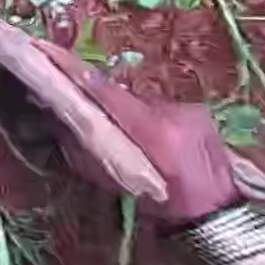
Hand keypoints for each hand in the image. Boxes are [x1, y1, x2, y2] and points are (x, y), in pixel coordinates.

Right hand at [38, 44, 238, 224]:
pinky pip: (157, 106)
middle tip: (69, 94)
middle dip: (91, 93)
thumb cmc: (157, 202)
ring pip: (137, 99)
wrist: (220, 217)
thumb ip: (81, 147)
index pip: (102, 88)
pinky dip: (143, 116)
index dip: (70, 67)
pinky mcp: (199, 112)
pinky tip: (145, 136)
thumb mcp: (110, 180)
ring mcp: (189, 108)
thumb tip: (52, 118)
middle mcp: (171, 110)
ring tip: (116, 129)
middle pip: (117, 91)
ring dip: (120, 109)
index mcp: (150, 129)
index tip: (44, 47)